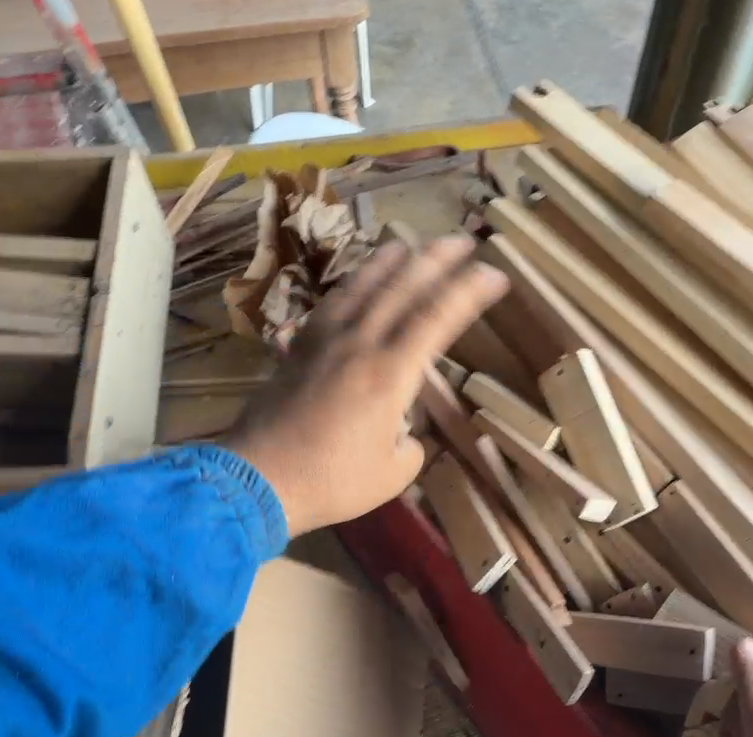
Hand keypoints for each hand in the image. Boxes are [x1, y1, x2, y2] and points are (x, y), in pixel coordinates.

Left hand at [222, 235, 507, 535]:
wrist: (259, 479)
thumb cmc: (332, 481)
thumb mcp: (392, 474)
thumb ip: (410, 446)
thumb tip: (404, 432)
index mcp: (390, 374)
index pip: (437, 319)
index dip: (468, 293)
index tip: (493, 274)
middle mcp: (359, 345)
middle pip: (401, 289)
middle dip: (435, 260)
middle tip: (460, 240)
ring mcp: (324, 343)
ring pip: (361, 288)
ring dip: (388, 262)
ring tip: (406, 243)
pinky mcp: (297, 350)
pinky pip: (329, 306)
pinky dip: (348, 287)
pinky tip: (353, 283)